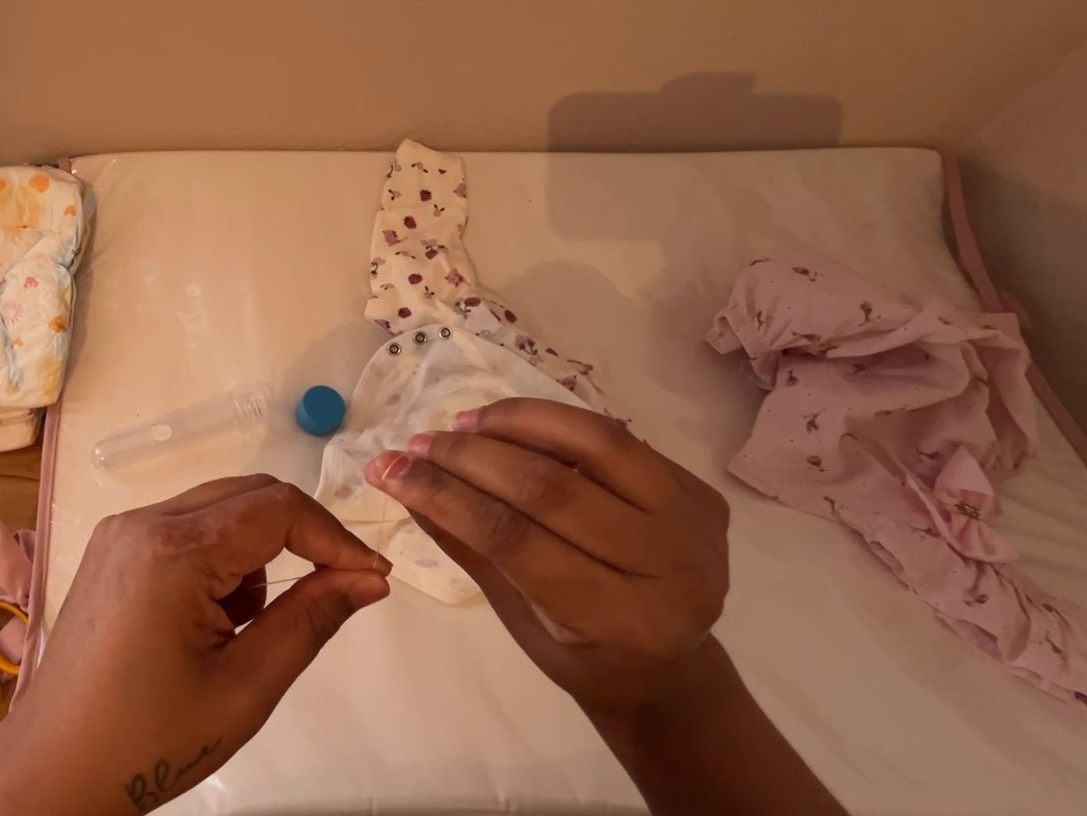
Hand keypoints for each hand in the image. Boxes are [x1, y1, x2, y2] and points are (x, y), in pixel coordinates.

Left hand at [0, 475, 391, 815]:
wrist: (54, 767)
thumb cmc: (150, 740)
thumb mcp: (245, 687)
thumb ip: (311, 619)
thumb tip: (368, 578)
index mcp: (174, 551)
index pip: (276, 508)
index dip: (334, 536)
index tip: (372, 576)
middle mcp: (144, 521)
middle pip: (247, 495)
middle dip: (298, 538)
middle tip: (329, 592)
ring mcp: (122, 530)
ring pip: (218, 509)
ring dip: (254, 551)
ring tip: (242, 627)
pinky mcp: (113, 546)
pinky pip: (185, 526)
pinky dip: (218, 557)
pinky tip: (207, 618)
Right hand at [365, 397, 729, 718]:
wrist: (666, 666)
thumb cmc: (578, 653)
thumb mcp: (514, 614)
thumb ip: (462, 541)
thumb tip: (396, 477)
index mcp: (620, 621)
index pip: (513, 539)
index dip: (443, 495)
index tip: (387, 469)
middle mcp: (672, 570)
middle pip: (550, 488)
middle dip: (467, 458)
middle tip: (416, 444)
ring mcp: (694, 524)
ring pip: (592, 443)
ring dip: (511, 424)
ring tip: (460, 425)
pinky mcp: (698, 491)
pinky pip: (613, 436)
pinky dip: (550, 420)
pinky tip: (504, 422)